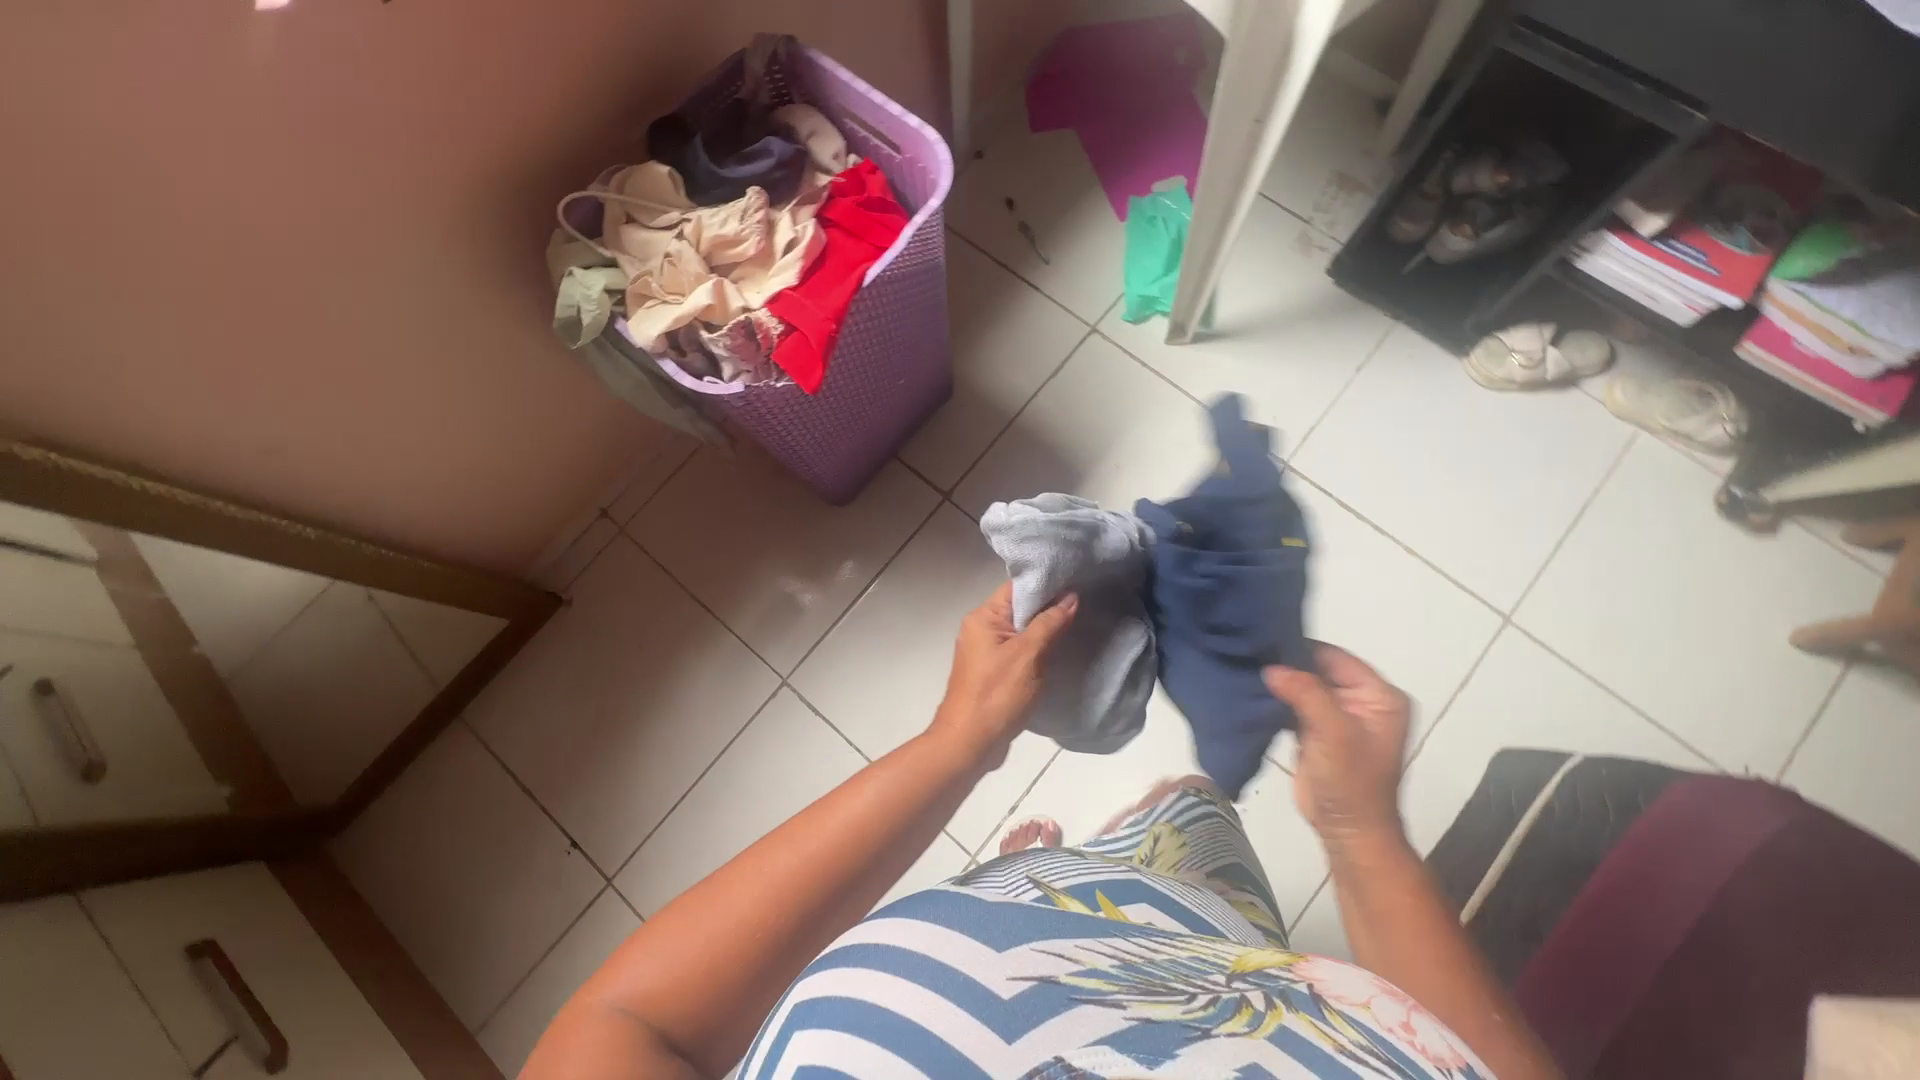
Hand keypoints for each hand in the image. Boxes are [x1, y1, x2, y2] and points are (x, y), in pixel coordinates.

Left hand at [931, 582, 1077, 766]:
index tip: (1077, 582)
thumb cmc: (997, 695)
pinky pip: (1018, 652)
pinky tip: (1059, 652)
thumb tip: (1070, 597)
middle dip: (1049, 608)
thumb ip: (1049, 624)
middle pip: (1020, 609)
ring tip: (1077, 625)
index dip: (1046, 584)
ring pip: (1020, 632)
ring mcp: (985, 652)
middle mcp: (980, 629)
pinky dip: (1036, 650)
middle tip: (1084, 604)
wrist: (969, 743)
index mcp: (983, 617)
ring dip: (1045, 631)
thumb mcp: (1028, 656)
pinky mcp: (991, 672)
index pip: (1017, 588)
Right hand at [1264, 643, 1411, 853]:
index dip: (1302, 651)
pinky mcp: (1316, 731)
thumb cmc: (1351, 783)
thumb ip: (1306, 694)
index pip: (1336, 658)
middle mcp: (1361, 701)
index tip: (1263, 643)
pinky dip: (1276, 701)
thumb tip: (1271, 668)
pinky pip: (1294, 705)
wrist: (1347, 831)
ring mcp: (1338, 716)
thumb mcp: (1334, 733)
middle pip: (1318, 670)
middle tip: (1248, 655)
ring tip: (1245, 670)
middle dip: (1287, 667)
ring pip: (1303, 687)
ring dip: (1279, 684)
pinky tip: (1251, 693)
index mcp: (1379, 696)